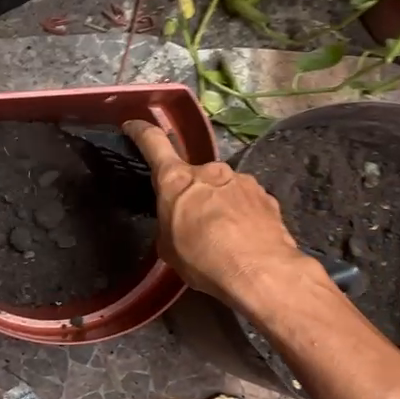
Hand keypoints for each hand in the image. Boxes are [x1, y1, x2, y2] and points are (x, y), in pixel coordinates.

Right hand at [122, 120, 307, 304]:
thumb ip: (169, 223)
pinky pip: (246, 203)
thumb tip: (179, 221)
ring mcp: (242, 181)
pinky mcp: (267, 197)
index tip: (133, 126)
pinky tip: (244, 240)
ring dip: (219, 205)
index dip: (140, 132)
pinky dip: (242, 216)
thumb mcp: (168, 247)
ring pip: (223, 189)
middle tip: (193, 223)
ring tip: (223, 238)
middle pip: (194, 176)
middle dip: (192, 195)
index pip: (154, 143)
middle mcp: (210, 171)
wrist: (260, 272)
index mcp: (176, 180)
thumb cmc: (202, 259)